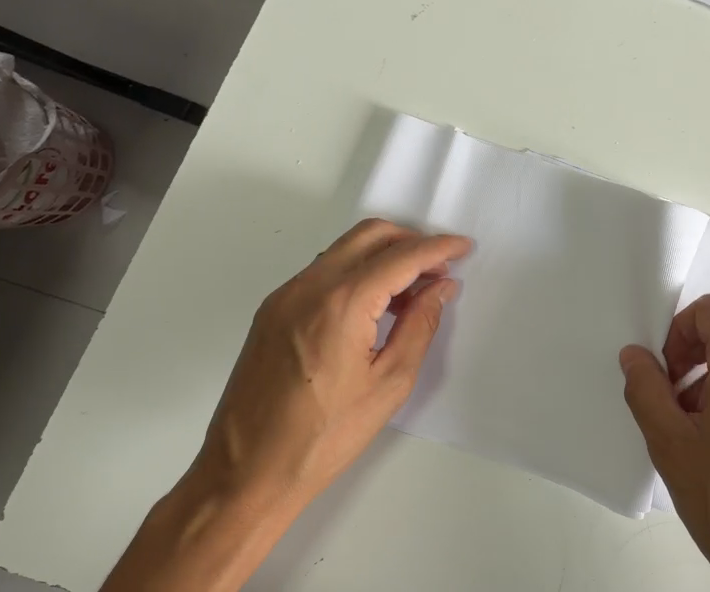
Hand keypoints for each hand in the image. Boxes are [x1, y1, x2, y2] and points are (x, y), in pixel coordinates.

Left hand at [195, 218, 472, 504]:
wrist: (245, 475)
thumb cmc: (323, 438)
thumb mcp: (389, 383)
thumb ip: (420, 325)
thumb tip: (440, 288)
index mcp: (342, 303)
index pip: (402, 256)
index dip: (439, 248)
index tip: (465, 248)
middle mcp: (309, 287)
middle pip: (371, 235)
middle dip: (412, 242)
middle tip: (439, 269)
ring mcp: (285, 296)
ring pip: (345, 248)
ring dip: (383, 255)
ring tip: (410, 292)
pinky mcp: (271, 310)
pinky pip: (323, 270)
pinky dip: (355, 271)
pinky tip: (372, 306)